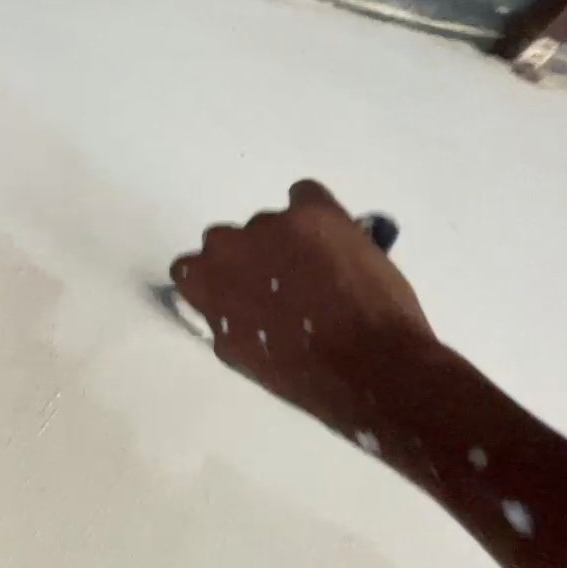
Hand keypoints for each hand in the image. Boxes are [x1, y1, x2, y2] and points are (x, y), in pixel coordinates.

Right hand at [169, 180, 435, 433]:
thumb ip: (219, 315)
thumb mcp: (238, 352)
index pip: (192, 267)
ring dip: (287, 242)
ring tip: (324, 272)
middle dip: (250, 258)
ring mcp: (270, 224)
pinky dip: (313, 210)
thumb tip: (225, 302)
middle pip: (227, 240)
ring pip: (270, 225)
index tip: (241, 295)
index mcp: (201, 277)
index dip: (218, 280)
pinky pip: (306, 194)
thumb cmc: (301, 372)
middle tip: (284, 284)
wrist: (374, 368)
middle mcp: (225, 243)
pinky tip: (330, 232)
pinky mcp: (315, 213)